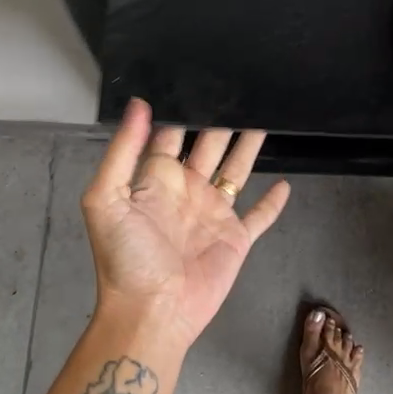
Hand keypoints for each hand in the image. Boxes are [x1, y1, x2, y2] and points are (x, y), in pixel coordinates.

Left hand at [80, 99, 291, 347]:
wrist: (151, 312)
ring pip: (236, 171)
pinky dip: (273, 202)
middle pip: (209, 146)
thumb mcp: (106, 198)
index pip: (171, 136)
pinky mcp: (236, 238)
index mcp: (157, 180)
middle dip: (221, 120)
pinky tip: (285, 184)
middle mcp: (187, 191)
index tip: (198, 81)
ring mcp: (214, 214)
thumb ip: (123, 150)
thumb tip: (139, 103)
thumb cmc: (126, 256)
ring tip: (263, 118)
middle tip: (239, 89)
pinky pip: (259, 216)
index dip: (183, 111)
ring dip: (248, 148)